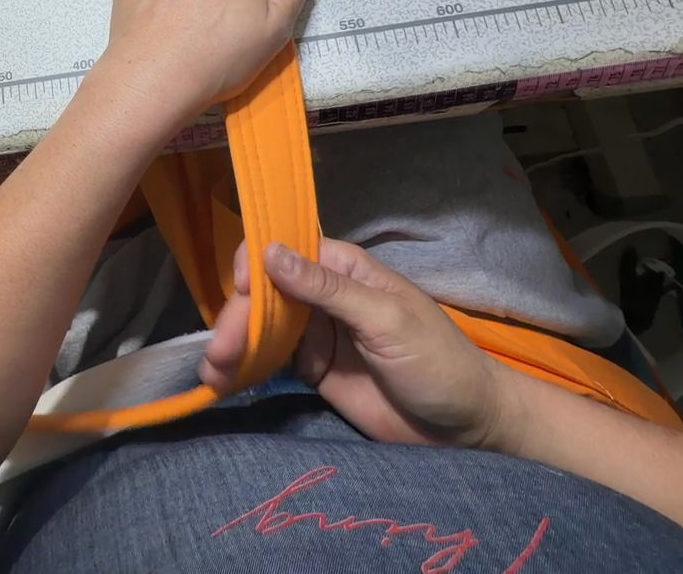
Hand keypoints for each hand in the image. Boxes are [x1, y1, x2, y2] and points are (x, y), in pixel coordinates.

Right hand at [199, 238, 520, 449]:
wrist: (470, 431)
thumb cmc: (438, 361)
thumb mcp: (386, 319)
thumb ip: (327, 288)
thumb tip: (270, 251)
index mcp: (340, 269)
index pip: (284, 251)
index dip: (255, 264)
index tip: (239, 290)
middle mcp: (319, 294)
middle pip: (264, 295)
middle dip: (238, 320)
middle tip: (219, 354)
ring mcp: (313, 333)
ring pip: (260, 328)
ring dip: (233, 345)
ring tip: (212, 373)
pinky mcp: (310, 369)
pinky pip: (269, 360)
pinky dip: (244, 368)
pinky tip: (223, 380)